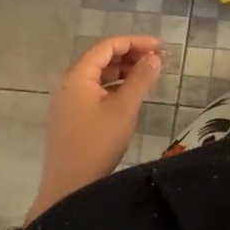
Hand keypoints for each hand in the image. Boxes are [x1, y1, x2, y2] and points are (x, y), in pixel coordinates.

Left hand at [26, 36, 163, 221]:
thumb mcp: (124, 108)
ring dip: (124, 70)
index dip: (135, 42)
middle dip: (131, 55)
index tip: (160, 47)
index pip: (108, 46)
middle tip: (158, 60)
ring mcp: (68, 99)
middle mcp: (69, 82)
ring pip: (99, 74)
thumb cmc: (97, 143)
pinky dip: (115, 85)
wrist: (68, 186)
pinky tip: (132, 93)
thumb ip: (140, 79)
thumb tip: (154, 57)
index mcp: (77, 76)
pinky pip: (95, 89)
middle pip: (102, 57)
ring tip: (149, 74)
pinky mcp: (71, 114)